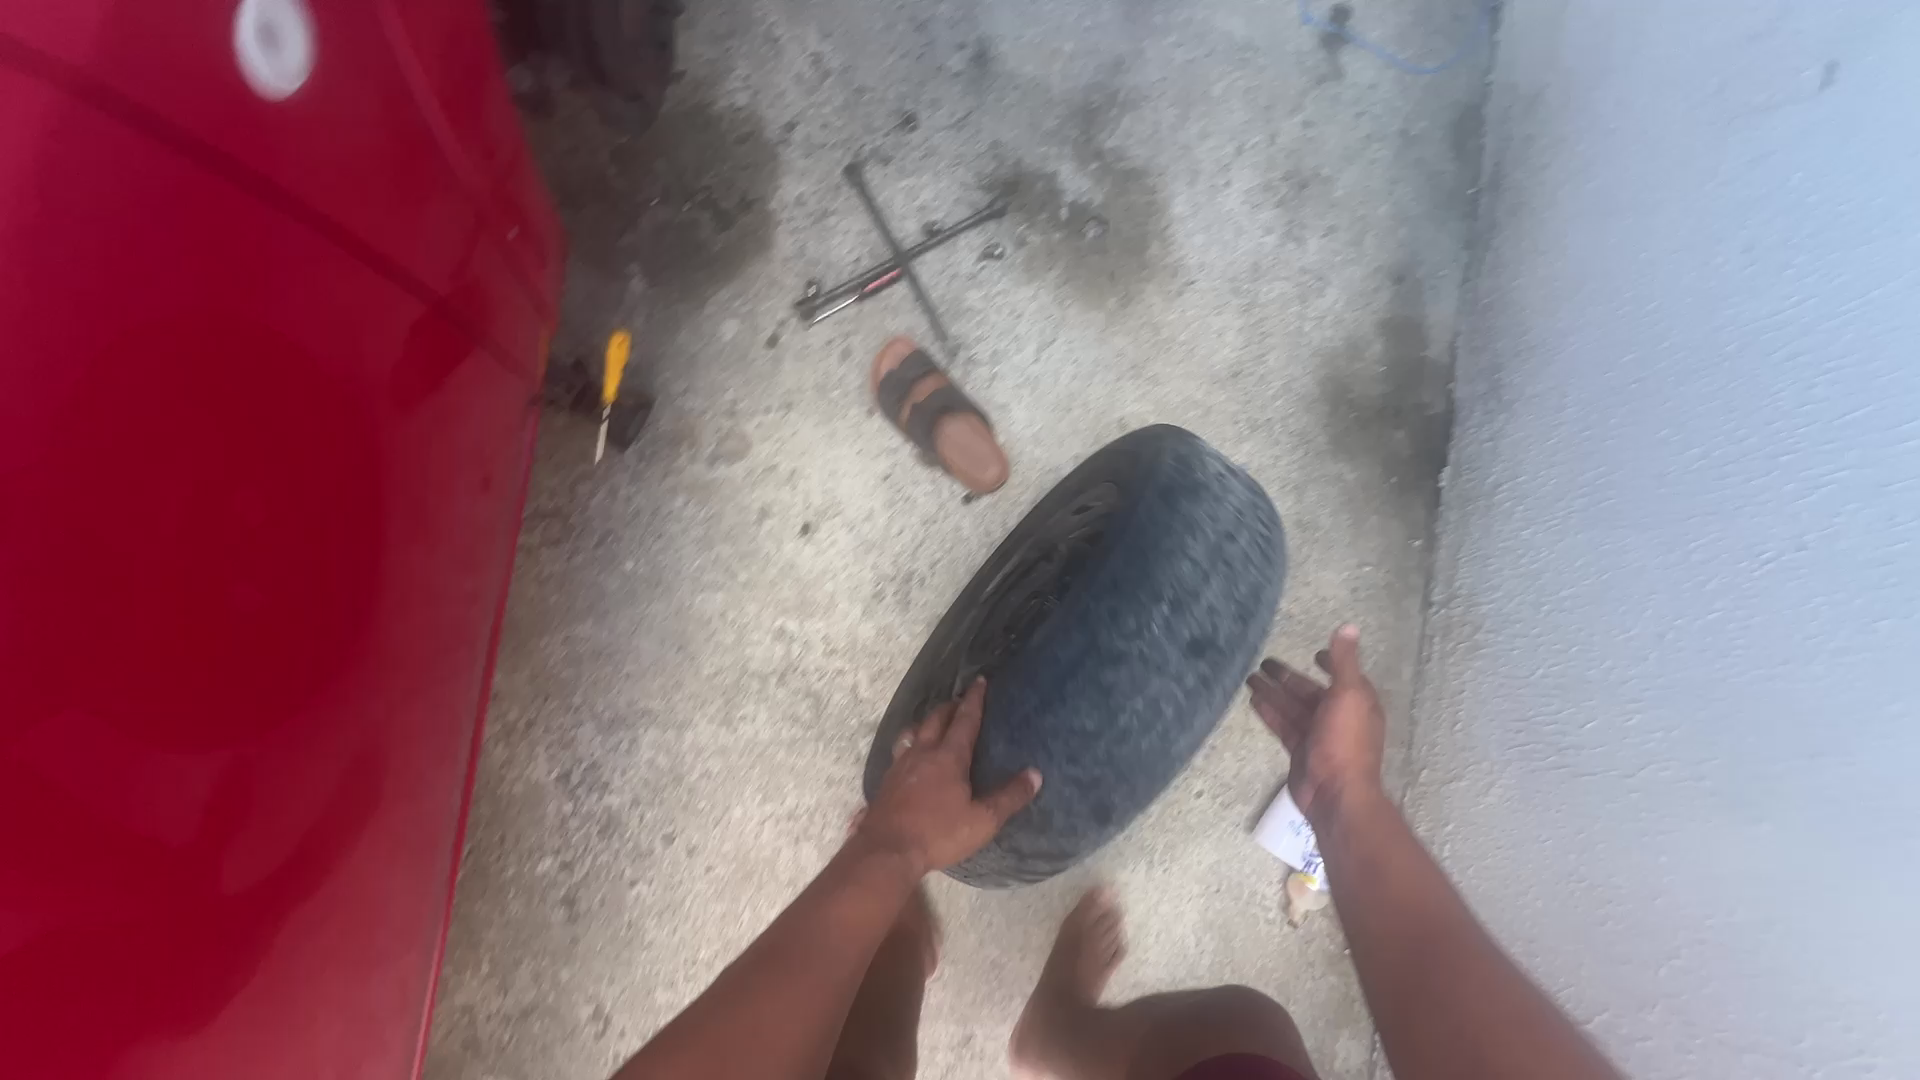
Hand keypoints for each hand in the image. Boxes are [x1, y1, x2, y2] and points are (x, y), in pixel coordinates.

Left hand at [856, 678, 1041, 876]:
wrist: (886, 851)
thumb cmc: (938, 834)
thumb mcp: (982, 820)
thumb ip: (1009, 797)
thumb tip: (1035, 774)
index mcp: (949, 757)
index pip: (965, 720)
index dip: (974, 700)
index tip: (979, 681)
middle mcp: (922, 753)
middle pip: (936, 720)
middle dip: (949, 707)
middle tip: (959, 701)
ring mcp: (900, 766)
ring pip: (913, 733)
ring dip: (926, 724)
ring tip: (933, 724)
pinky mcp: (886, 783)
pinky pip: (900, 752)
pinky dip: (910, 745)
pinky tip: (910, 759)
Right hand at [1246, 624, 1386, 826]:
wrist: (1335, 792)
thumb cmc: (1345, 741)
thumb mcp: (1348, 694)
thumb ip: (1344, 661)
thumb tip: (1348, 627)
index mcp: (1355, 702)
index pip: (1342, 676)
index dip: (1330, 663)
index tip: (1314, 653)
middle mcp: (1338, 716)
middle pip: (1309, 691)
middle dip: (1288, 676)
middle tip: (1263, 662)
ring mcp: (1317, 734)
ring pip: (1291, 706)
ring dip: (1273, 692)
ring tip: (1249, 677)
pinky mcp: (1299, 749)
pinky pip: (1282, 724)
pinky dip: (1269, 711)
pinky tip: (1253, 700)